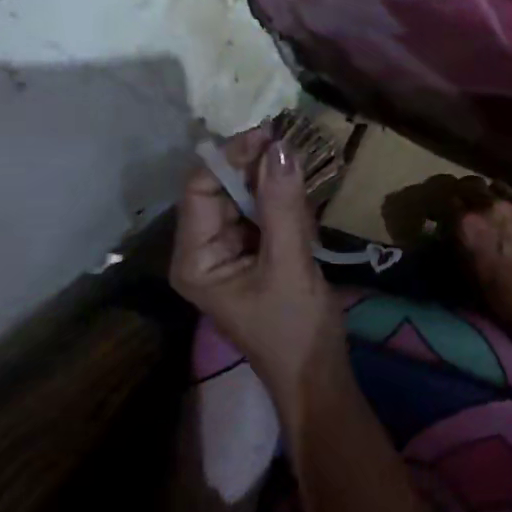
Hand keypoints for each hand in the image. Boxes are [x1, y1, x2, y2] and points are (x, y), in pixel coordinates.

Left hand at [171, 125, 342, 394]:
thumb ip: (283, 205)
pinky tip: (306, 219)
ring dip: (276, 190)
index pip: (200, 190)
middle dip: (257, 172)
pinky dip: (286, 209)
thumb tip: (280, 147)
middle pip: (222, 191)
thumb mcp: (289, 264)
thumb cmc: (294, 328)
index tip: (272, 135)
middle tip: (296, 150)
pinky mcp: (254, 256)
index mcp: (194, 259)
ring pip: (246, 200)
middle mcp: (203, 251)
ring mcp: (229, 254)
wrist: (317, 376)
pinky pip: (264, 217)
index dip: (232, 158)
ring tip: (305, 194)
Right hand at [457, 197, 511, 340]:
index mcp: (466, 223)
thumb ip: (455, 247)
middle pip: (469, 185)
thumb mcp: (467, 276)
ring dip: (490, 194)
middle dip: (464, 195)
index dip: (443, 208)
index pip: (445, 200)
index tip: (442, 215)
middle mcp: (489, 205)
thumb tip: (448, 235)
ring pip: (496, 185)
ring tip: (493, 208)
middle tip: (466, 208)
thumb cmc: (504, 298)